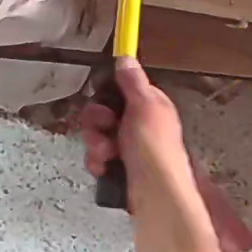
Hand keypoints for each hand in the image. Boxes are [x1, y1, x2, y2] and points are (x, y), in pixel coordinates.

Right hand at [80, 58, 196, 208]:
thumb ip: (132, 81)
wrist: (154, 193)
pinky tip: (105, 167)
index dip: (108, 94)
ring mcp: (128, 148)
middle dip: (97, 121)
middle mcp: (139, 125)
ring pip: (96, 136)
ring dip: (96, 144)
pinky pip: (96, 157)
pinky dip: (97, 162)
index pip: (121, 90)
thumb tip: (126, 58)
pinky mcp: (119, 168)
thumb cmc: (155, 150)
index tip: (104, 98)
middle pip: (103, 113)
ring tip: (107, 154)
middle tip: (105, 128)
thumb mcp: (145, 105)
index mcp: (150, 106)